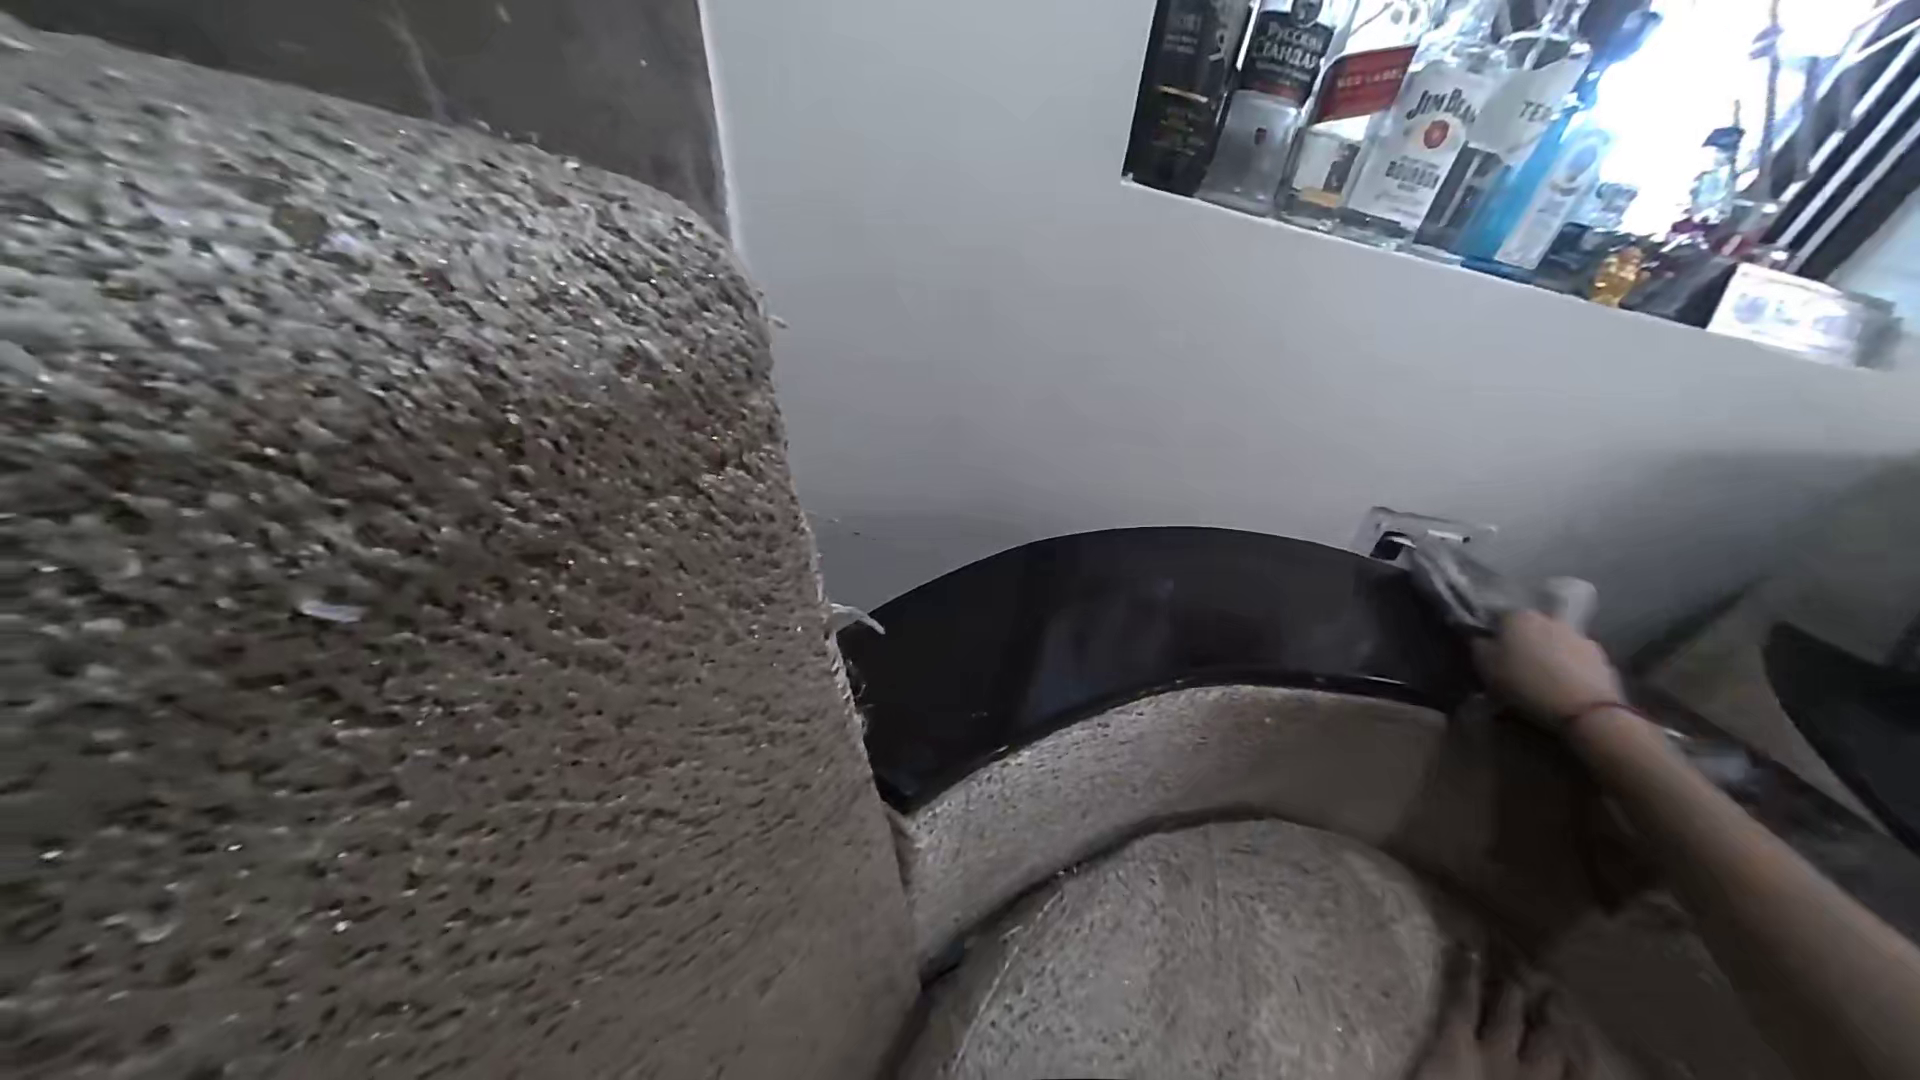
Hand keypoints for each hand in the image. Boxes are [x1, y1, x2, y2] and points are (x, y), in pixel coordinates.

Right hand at [1472, 610, 1625, 727]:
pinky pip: (1575, 659)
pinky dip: (1567, 667)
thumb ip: (1479, 645)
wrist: (1585, 710)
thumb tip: (1481, 638)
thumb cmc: (1523, 682)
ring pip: (1554, 642)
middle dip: (1522, 642)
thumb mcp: (1483, 664)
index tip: (1488, 652)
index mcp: (1519, 616)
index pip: (1498, 617)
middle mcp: (1551, 619)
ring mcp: (1581, 637)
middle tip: (1514, 665)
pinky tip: (1561, 685)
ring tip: (1540, 678)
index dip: (1492, 634)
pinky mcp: (1603, 658)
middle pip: (1530, 628)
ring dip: (1547, 654)